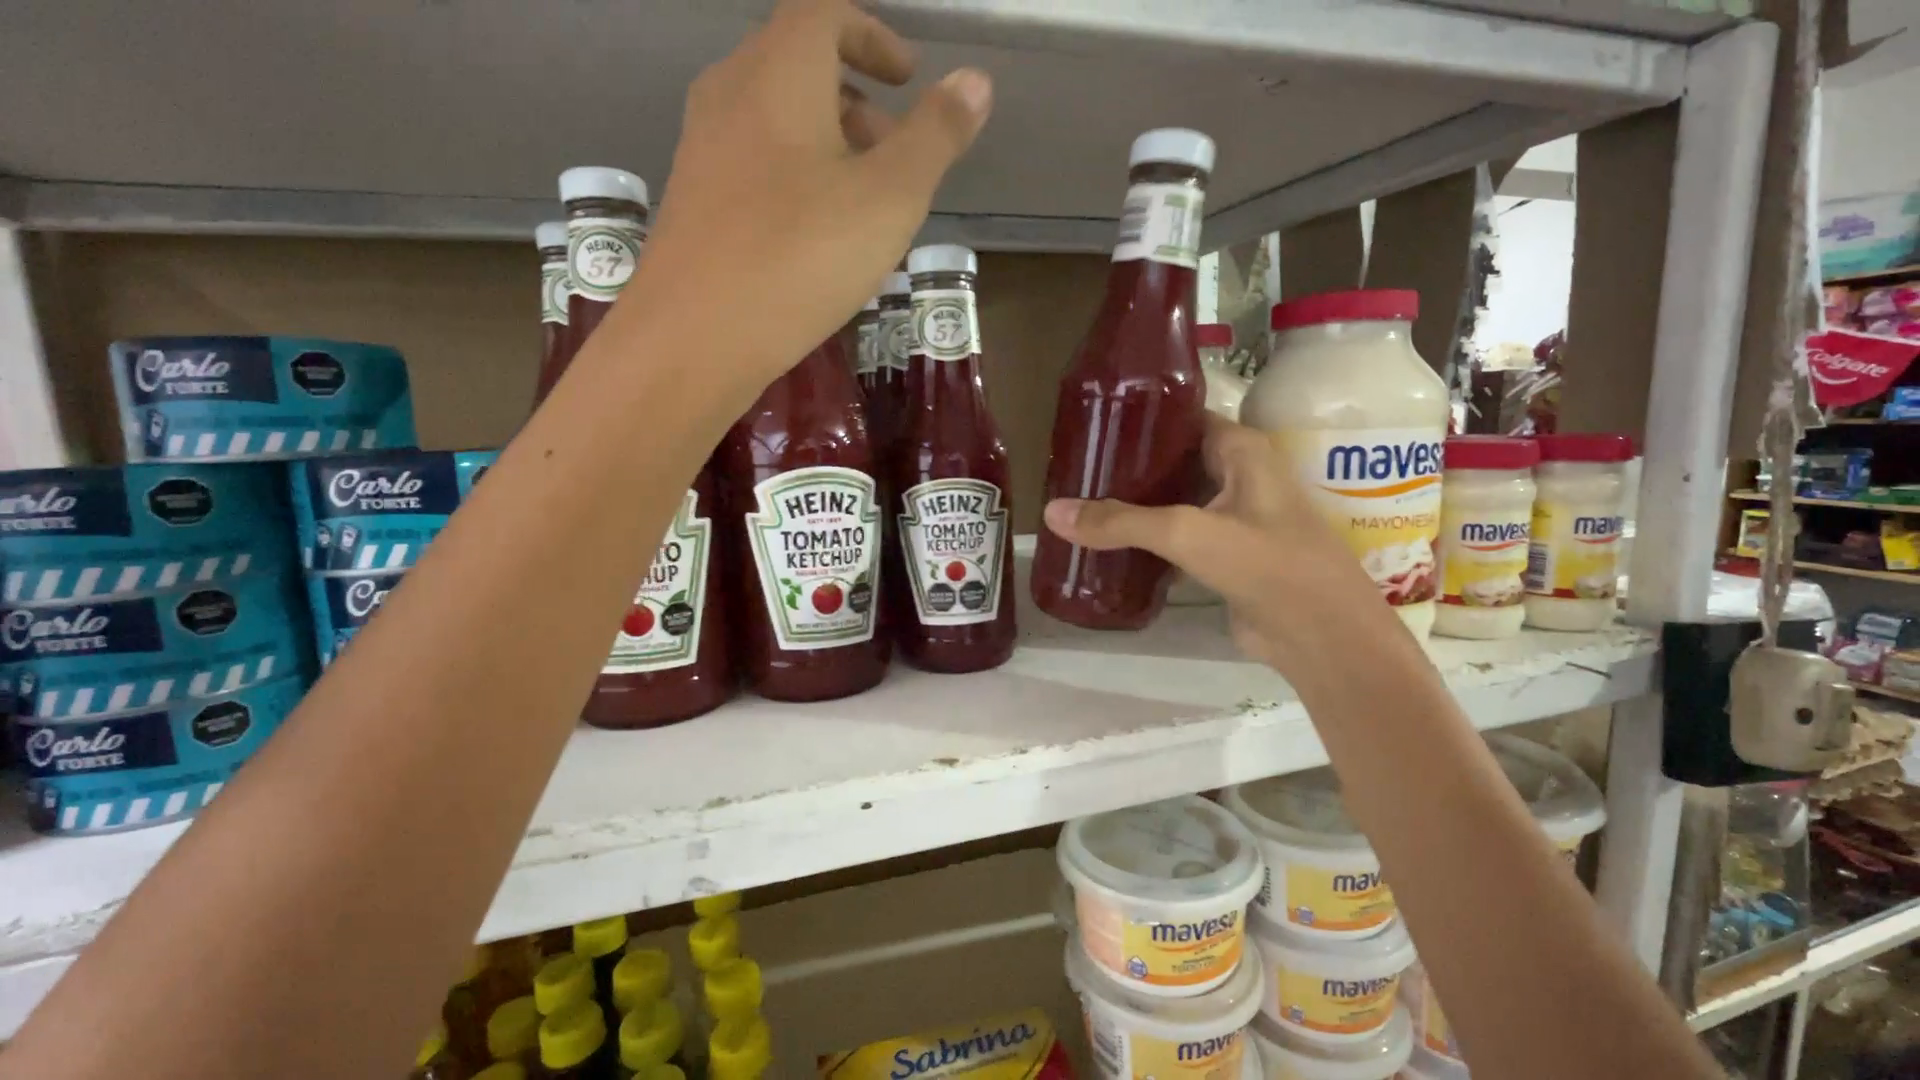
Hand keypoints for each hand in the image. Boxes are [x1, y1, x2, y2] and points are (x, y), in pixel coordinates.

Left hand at [631, 0, 991, 376]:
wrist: (693, 337)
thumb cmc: (801, 255)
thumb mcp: (891, 196)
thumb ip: (935, 135)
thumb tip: (975, 81)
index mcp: (778, 70)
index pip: (826, 14)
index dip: (873, 36)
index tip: (907, 78)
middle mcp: (729, 90)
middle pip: (796, 62)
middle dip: (854, 95)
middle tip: (894, 149)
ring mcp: (701, 145)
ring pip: (772, 114)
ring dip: (824, 137)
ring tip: (862, 199)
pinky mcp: (691, 197)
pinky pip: (751, 158)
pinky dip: (792, 171)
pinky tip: (815, 234)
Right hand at [1041, 416, 1395, 672]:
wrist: (1322, 637)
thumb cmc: (1268, 564)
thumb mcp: (1188, 532)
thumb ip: (1121, 522)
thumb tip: (1051, 513)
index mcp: (1243, 450)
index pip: (1183, 418)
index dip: (1142, 419)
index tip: (1092, 425)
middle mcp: (1240, 477)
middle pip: (1175, 462)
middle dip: (1130, 467)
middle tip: (1075, 468)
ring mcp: (1235, 520)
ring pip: (1175, 503)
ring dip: (1137, 508)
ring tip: (1082, 504)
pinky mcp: (1227, 559)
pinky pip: (1179, 540)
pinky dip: (1148, 543)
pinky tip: (1109, 547)